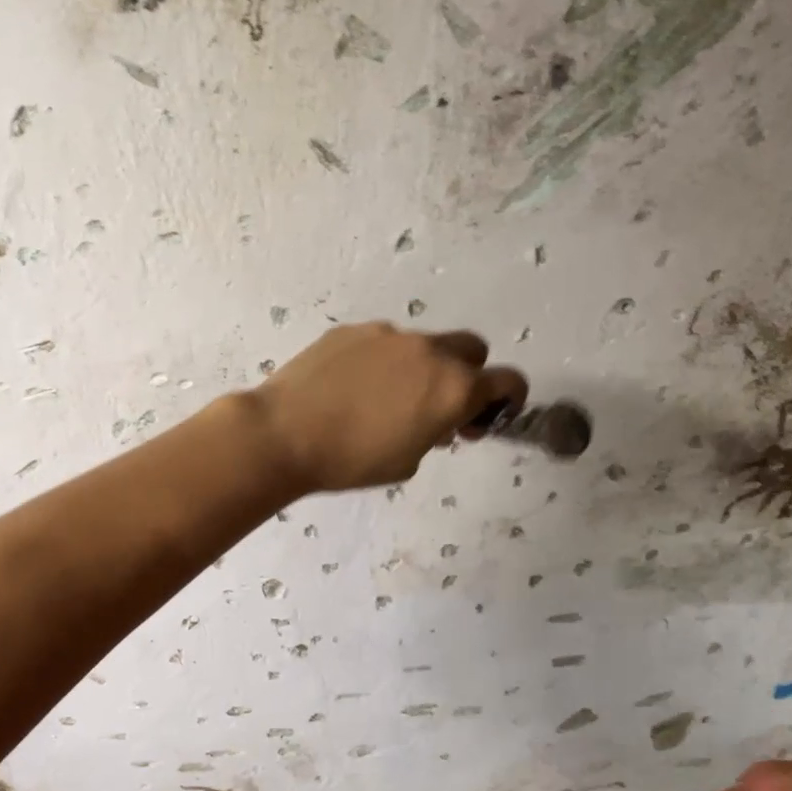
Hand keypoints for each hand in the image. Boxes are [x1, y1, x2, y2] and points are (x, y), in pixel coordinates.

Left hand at [249, 322, 526, 491]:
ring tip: (382, 398)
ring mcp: (388, 335)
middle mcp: (428, 351)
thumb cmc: (352, 459)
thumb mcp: (409, 460)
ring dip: (418, 366)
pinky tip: (349, 387)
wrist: (284, 433)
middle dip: (466, 373)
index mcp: (454, 387)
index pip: (507, 381)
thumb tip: (436, 418)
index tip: (480, 420)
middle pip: (470, 349)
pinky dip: (379, 360)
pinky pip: (381, 342)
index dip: (504, 401)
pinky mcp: (351, 330)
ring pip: (421, 344)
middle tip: (439, 405)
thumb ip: (436, 431)